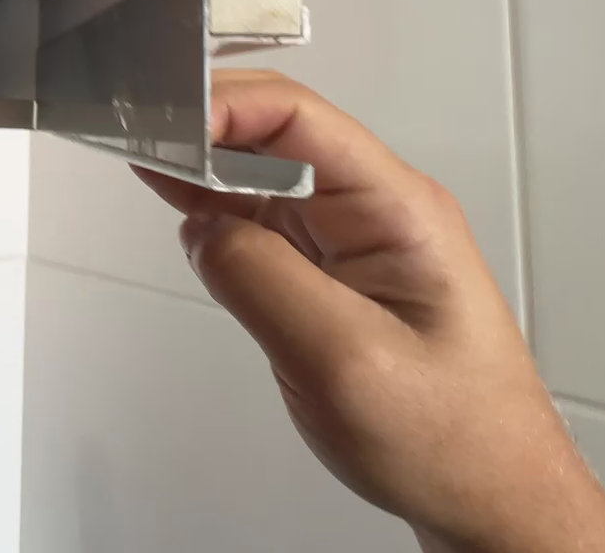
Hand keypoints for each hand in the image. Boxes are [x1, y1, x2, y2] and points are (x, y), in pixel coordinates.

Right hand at [135, 71, 604, 552]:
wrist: (479, 498)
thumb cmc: (442, 436)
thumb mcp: (345, 356)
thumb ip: (260, 275)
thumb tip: (199, 225)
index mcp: (392, 205)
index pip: (294, 116)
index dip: (221, 106)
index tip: (160, 125)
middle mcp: (360, 201)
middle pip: (264, 125)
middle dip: (196, 117)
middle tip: (128, 127)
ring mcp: (329, 227)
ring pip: (245, 160)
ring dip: (187, 149)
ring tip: (125, 141)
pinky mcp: (301, 256)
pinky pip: (237, 203)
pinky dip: (191, 187)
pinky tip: (154, 176)